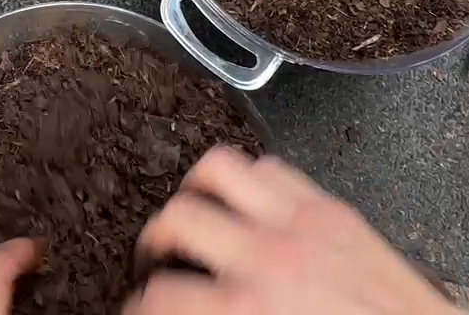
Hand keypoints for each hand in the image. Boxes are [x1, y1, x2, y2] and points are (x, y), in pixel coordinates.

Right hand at [126, 147, 457, 314]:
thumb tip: (189, 308)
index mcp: (251, 310)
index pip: (166, 296)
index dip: (140, 304)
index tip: (138, 305)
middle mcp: (268, 255)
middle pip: (181, 218)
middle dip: (154, 237)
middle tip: (154, 252)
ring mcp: (300, 220)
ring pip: (222, 168)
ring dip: (195, 186)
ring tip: (190, 202)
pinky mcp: (330, 206)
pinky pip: (272, 167)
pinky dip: (249, 176)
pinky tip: (247, 196)